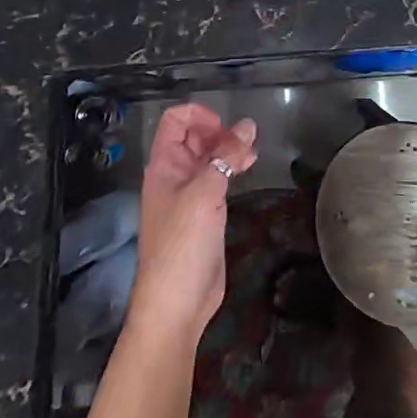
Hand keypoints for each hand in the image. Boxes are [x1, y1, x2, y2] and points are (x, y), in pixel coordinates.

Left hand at [128, 104, 257, 343]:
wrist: (176, 301)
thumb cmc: (183, 244)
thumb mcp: (204, 194)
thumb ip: (226, 158)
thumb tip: (248, 126)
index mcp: (164, 165)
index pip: (175, 121)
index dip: (199, 115)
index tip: (225, 127)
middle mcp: (174, 175)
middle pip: (194, 137)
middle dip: (219, 131)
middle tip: (245, 141)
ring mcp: (188, 195)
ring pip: (208, 158)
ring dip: (229, 149)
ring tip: (252, 153)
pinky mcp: (204, 213)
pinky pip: (217, 179)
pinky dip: (232, 168)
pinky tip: (248, 168)